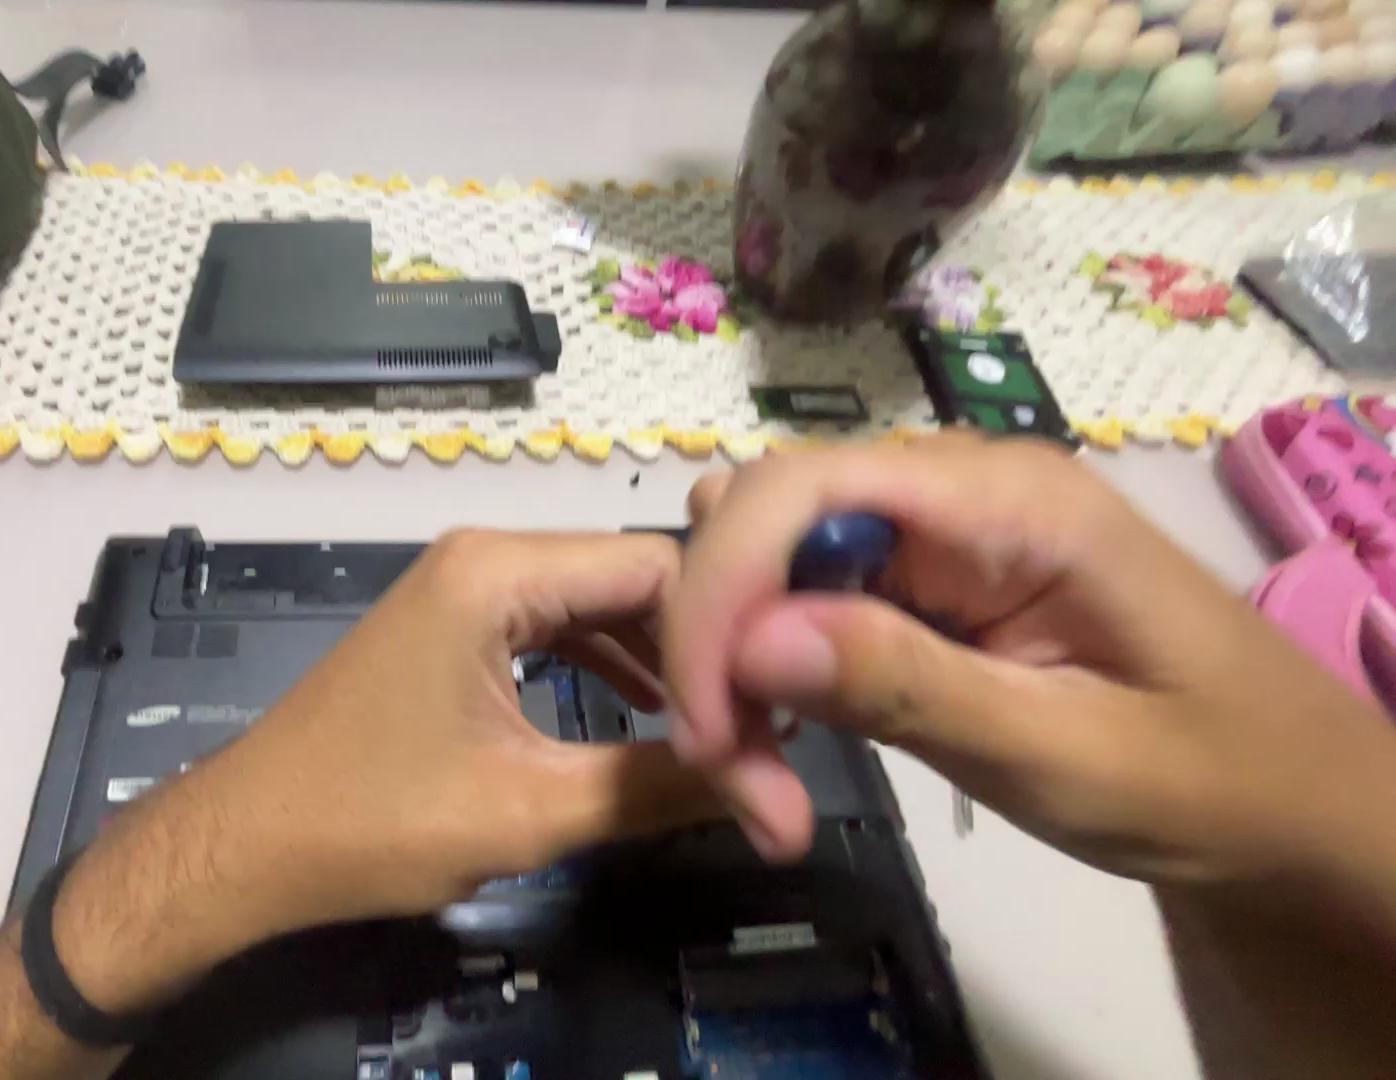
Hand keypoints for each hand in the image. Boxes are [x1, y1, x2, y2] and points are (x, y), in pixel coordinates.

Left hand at [184, 530, 722, 934]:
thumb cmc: (374, 820)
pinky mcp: (454, 618)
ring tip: (715, 725)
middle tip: (759, 727)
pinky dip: (599, 661)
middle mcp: (485, 553)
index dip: (726, 638)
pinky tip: (639, 709)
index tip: (773, 715)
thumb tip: (781, 800)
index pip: (657, 567)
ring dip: (652, 659)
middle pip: (627, 577)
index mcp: (499, 570)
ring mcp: (465, 583)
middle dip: (693, 651)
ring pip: (592, 600)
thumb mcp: (529, 809)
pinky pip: (550, 622)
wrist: (251, 839)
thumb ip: (660, 788)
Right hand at [663, 434, 1395, 893]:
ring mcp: (901, 528)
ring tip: (756, 763)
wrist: (1276, 798)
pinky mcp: (880, 573)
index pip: (796, 489)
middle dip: (711, 640)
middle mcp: (932, 486)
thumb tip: (750, 642)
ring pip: (744, 561)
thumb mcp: (1068, 755)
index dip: (720, 586)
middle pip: (750, 521)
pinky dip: (743, 670)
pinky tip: (776, 732)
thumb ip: (908, 687)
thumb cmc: (1214, 782)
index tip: (703, 717)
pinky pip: (770, 599)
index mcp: (1002, 498)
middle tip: (728, 764)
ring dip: (720, 661)